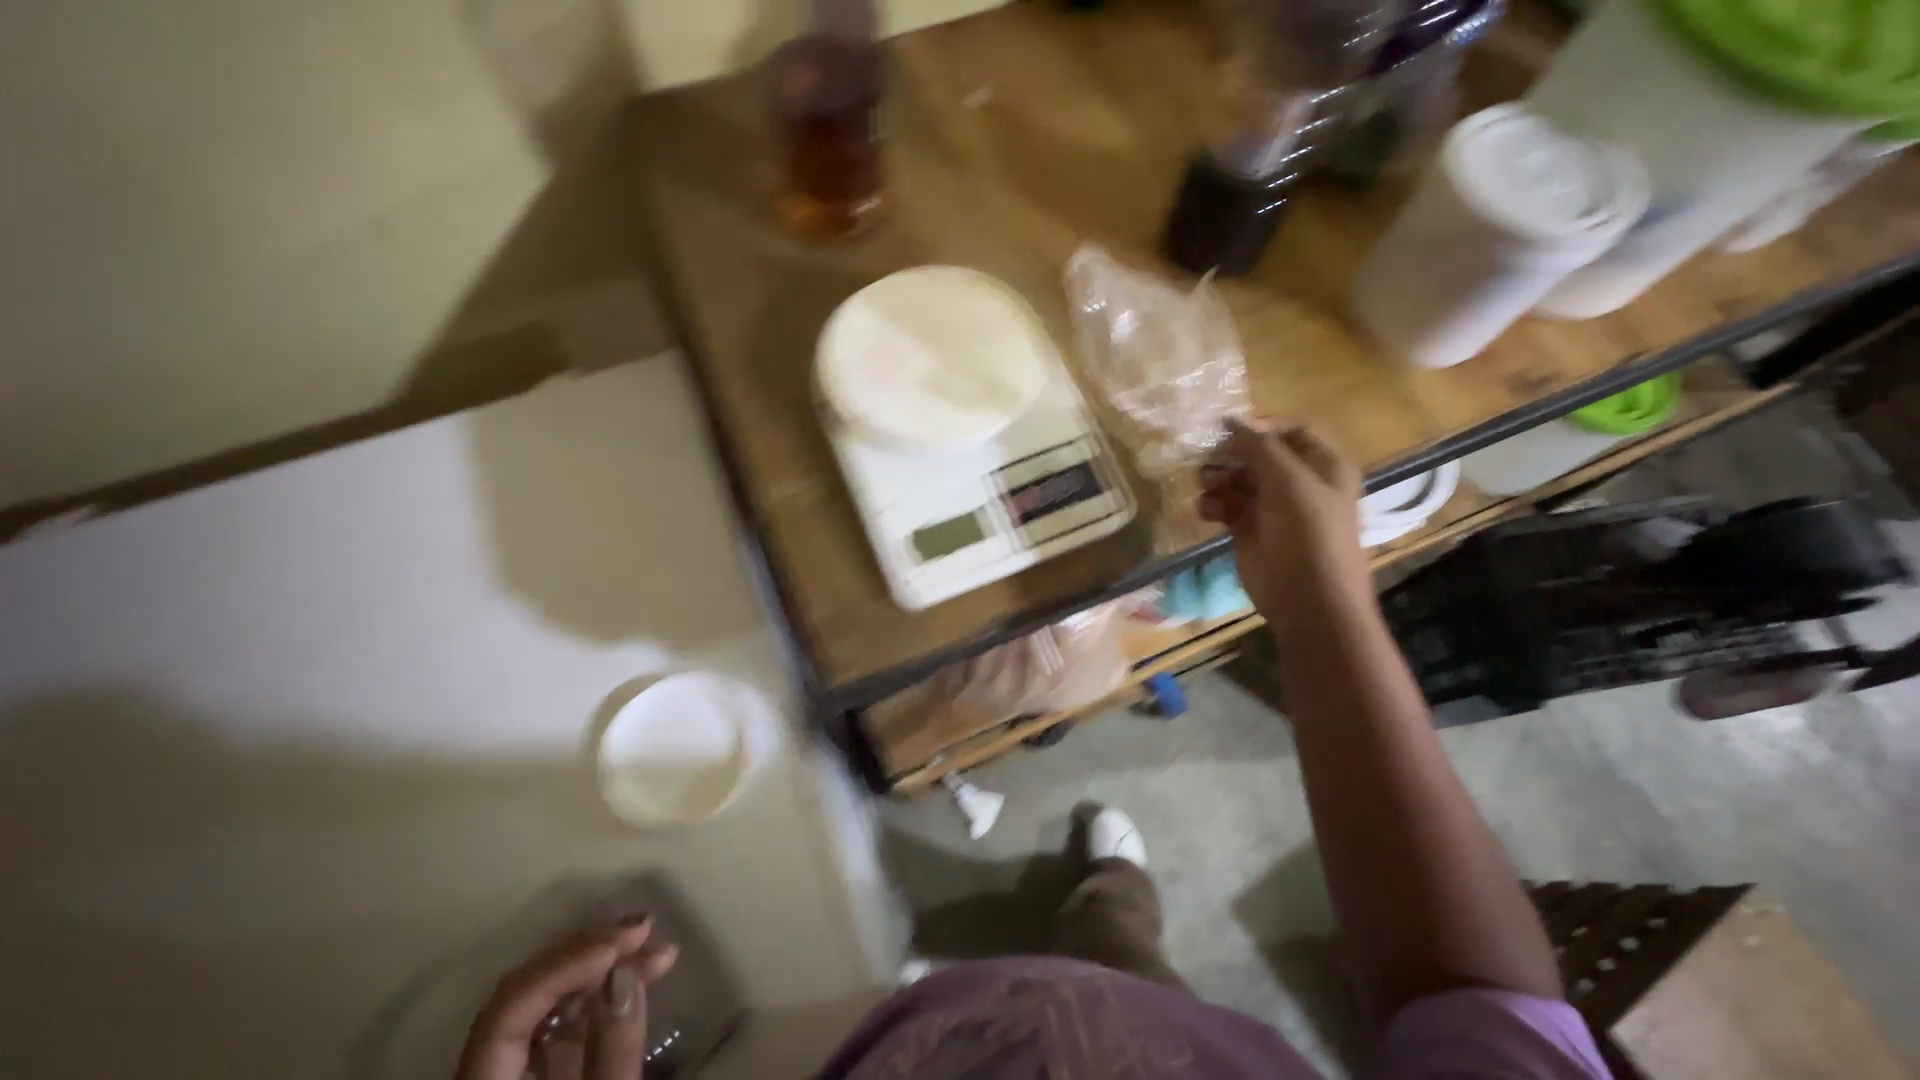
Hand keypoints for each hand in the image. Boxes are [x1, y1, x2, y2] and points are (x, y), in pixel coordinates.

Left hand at [456, 918, 678, 1079]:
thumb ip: (610, 1056)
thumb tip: (626, 975)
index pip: (510, 1006)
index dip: (562, 967)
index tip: (619, 943)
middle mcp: (489, 1065)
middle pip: (528, 993)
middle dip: (588, 955)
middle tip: (644, 927)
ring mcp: (517, 1068)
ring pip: (552, 1003)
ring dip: (605, 968)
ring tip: (657, 947)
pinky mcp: (544, 1071)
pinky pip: (568, 1022)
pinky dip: (604, 996)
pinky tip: (641, 975)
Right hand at [1199, 418, 1370, 643]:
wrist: (1309, 601)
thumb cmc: (1309, 536)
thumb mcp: (1290, 483)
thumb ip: (1260, 447)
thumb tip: (1231, 420)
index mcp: (1323, 465)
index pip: (1291, 431)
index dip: (1260, 426)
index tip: (1227, 430)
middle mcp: (1299, 482)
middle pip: (1259, 454)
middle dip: (1232, 455)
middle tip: (1208, 462)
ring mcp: (1273, 507)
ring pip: (1238, 479)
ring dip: (1218, 479)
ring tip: (1206, 487)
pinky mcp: (1250, 530)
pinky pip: (1227, 506)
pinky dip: (1214, 504)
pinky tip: (1207, 512)